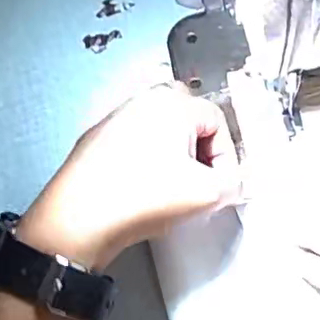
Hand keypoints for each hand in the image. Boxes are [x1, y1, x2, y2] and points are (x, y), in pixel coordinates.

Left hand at [19, 84, 240, 267]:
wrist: (82, 217)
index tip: (222, 183)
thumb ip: (235, 183)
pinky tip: (147, 193)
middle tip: (200, 184)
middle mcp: (143, 102)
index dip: (227, 157)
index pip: (219, 122)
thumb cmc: (138, 197)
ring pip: (164, 136)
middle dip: (202, 155)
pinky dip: (150, 166)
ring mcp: (118, 119)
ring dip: (177, 161)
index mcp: (172, 104)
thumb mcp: (208, 195)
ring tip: (173, 193)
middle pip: (192, 124)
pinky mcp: (100, 141)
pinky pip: (139, 147)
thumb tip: (237, 182)